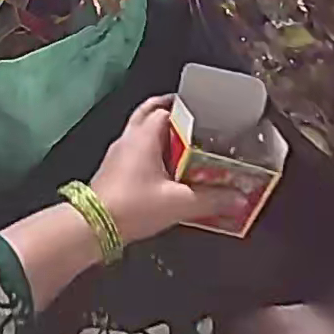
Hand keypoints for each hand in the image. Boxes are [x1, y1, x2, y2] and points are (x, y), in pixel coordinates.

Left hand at [90, 95, 239, 242]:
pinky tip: (167, 164)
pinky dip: (152, 147)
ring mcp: (119, 151)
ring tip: (186, 141)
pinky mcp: (114, 166)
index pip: (165, 110)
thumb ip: (212, 200)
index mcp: (144, 136)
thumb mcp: (179, 203)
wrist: (94, 224)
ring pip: (140, 129)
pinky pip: (136, 146)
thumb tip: (240, 198)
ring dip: (160, 130)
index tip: (204, 112)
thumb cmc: (135, 205)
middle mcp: (129, 137)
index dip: (185, 109)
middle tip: (193, 117)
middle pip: (148, 112)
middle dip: (169, 111)